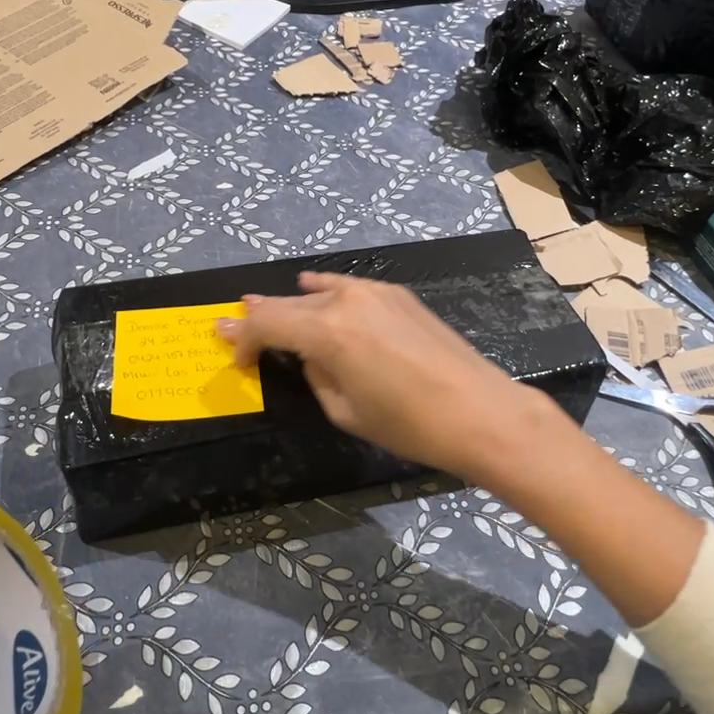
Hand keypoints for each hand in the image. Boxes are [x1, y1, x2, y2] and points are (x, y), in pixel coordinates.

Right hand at [216, 271, 564, 479]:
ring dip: (294, 302)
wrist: (479, 410)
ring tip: (270, 307)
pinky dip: (327, 291)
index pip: (268, 325)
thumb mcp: (346, 410)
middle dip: (259, 317)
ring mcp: (376, 292)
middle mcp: (346, 301)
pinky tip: (317, 289)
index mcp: (327, 332)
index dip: (243, 339)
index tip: (234, 354)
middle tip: (233, 324)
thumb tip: (310, 355)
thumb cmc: (408, 424)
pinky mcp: (400, 296)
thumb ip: (318, 374)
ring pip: (320, 292)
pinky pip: (350, 289)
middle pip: (288, 304)